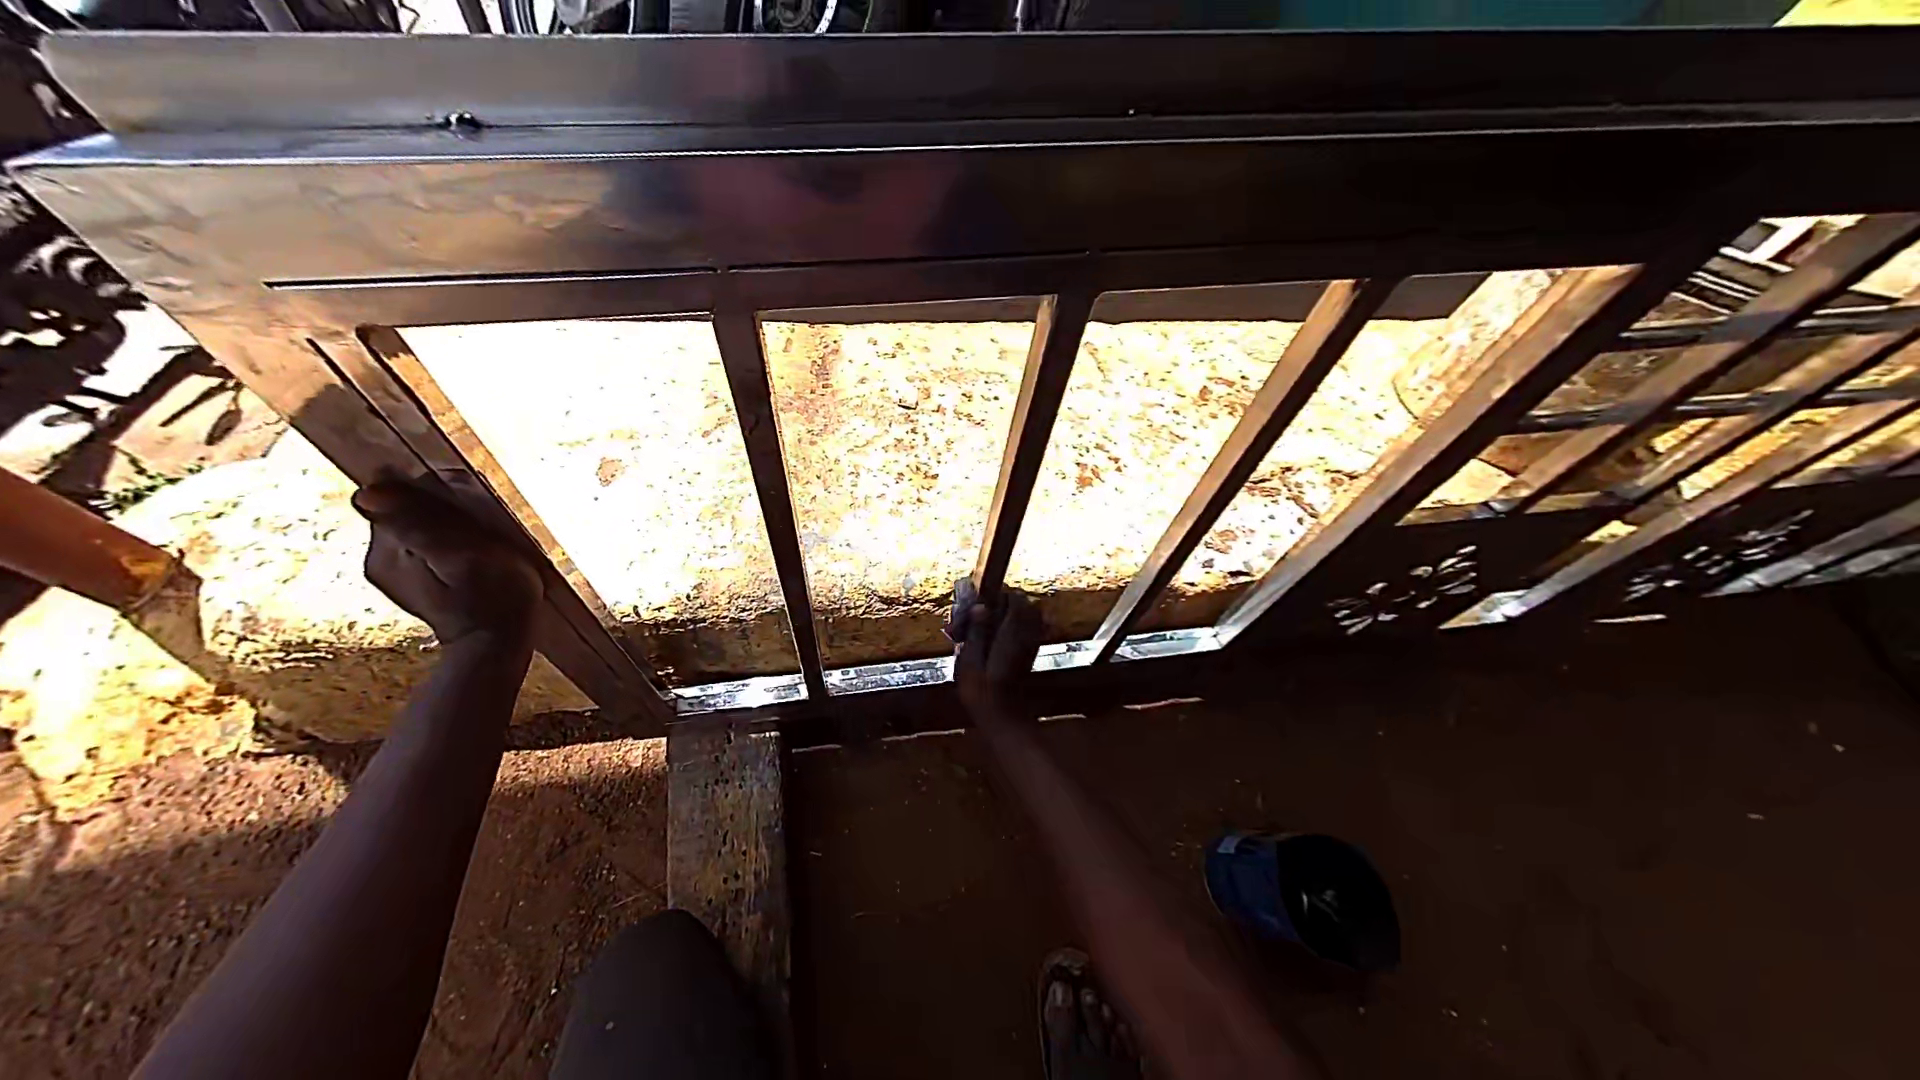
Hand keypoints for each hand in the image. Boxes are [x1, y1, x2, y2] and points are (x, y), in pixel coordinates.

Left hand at [351, 481, 541, 646]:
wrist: (500, 645)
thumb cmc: (495, 598)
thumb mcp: (465, 556)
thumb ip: (419, 525)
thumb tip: (368, 493)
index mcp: (388, 550)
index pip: (396, 497)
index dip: (431, 494)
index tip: (466, 506)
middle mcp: (380, 558)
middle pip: (404, 513)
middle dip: (439, 513)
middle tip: (481, 530)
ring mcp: (395, 574)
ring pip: (417, 530)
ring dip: (447, 530)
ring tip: (482, 547)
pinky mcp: (414, 583)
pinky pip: (426, 548)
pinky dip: (449, 547)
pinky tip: (473, 561)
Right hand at [947, 578, 1042, 715]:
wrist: (1003, 717)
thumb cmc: (981, 691)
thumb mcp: (969, 660)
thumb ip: (976, 631)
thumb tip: (980, 606)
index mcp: (1012, 634)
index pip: (1015, 599)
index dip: (997, 596)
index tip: (978, 605)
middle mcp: (1026, 635)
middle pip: (1022, 605)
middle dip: (1002, 604)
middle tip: (978, 616)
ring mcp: (1031, 644)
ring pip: (1025, 616)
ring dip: (1006, 615)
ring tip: (983, 628)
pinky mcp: (1028, 654)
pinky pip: (1025, 630)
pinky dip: (1011, 628)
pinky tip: (992, 640)